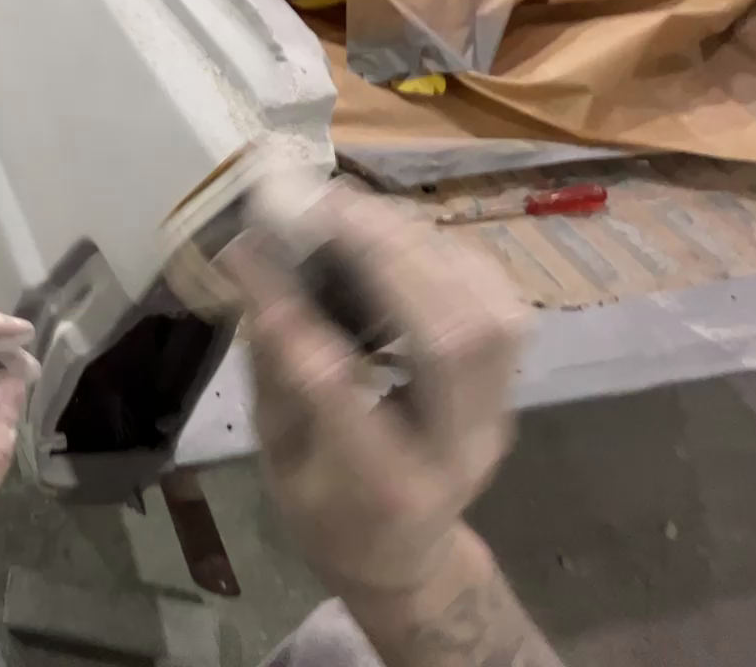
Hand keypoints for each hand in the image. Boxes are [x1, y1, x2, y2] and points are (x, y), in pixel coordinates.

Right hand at [219, 185, 533, 595]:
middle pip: (451, 343)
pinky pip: (497, 302)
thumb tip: (252, 275)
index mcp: (381, 489)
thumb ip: (272, 371)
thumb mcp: (276, 455)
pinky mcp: (507, 384)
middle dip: (384, 259)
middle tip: (320, 204)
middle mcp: (457, 449)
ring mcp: (497, 414)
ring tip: (353, 206)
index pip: (344, 399)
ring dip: (419, 246)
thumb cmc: (324, 509)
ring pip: (490, 315)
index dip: (297, 322)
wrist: (401, 551)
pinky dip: (446, 254)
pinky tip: (394, 230)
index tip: (249, 257)